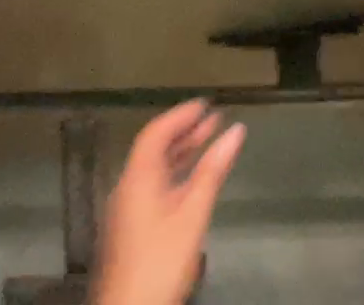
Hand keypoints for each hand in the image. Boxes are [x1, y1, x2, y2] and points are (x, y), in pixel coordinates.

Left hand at [94, 101, 245, 304]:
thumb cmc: (162, 259)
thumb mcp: (193, 213)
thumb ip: (213, 171)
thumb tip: (235, 131)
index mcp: (139, 176)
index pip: (156, 132)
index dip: (180, 115)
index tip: (205, 104)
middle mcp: (129, 184)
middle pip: (154, 148)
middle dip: (183, 131)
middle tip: (212, 118)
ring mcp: (128, 206)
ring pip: (154, 168)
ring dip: (180, 152)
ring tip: (207, 140)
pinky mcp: (131, 225)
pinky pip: (152, 184)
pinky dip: (173, 173)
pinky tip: (191, 181)